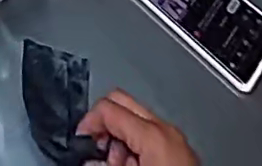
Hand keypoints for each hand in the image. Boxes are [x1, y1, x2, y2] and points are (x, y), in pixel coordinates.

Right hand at [76, 89, 197, 165]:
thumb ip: (105, 165)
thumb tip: (89, 160)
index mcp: (152, 134)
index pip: (108, 107)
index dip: (88, 122)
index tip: (80, 140)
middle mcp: (166, 130)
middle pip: (122, 102)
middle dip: (104, 125)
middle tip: (95, 151)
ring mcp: (177, 141)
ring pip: (136, 118)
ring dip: (120, 138)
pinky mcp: (182, 154)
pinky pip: (151, 136)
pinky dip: (136, 146)